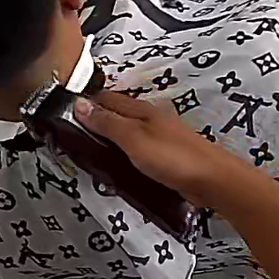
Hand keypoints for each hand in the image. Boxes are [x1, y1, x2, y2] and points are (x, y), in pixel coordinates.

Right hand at [73, 91, 257, 206]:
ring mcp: (162, 138)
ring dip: (112, 140)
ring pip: (129, 133)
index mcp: (142, 110)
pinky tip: (122, 166)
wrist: (213, 181)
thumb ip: (107, 123)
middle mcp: (152, 119)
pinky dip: (127, 155)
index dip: (86, 103)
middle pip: (118, 114)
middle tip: (75, 136)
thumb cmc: (175, 158)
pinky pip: (140, 151)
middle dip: (97, 121)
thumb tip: (80, 104)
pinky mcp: (168, 157)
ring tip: (93, 153)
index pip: (106, 98)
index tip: (65, 114)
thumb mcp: (133, 139)